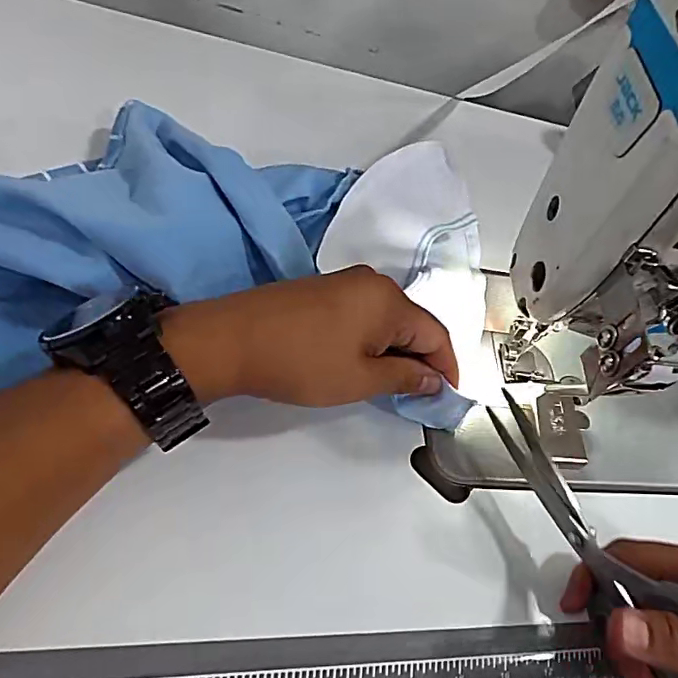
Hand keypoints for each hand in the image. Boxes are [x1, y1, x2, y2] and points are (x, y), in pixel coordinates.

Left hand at [158, 266, 459, 406]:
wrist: (229, 341)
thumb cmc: (298, 361)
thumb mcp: (361, 380)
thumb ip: (406, 378)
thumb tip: (432, 379)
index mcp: (388, 300)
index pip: (437, 334)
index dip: (447, 368)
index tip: (447, 394)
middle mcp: (372, 283)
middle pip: (414, 323)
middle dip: (421, 359)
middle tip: (418, 394)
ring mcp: (345, 283)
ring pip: (388, 319)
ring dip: (395, 350)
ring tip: (387, 383)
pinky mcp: (324, 290)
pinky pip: (364, 314)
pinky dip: (372, 340)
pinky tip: (360, 362)